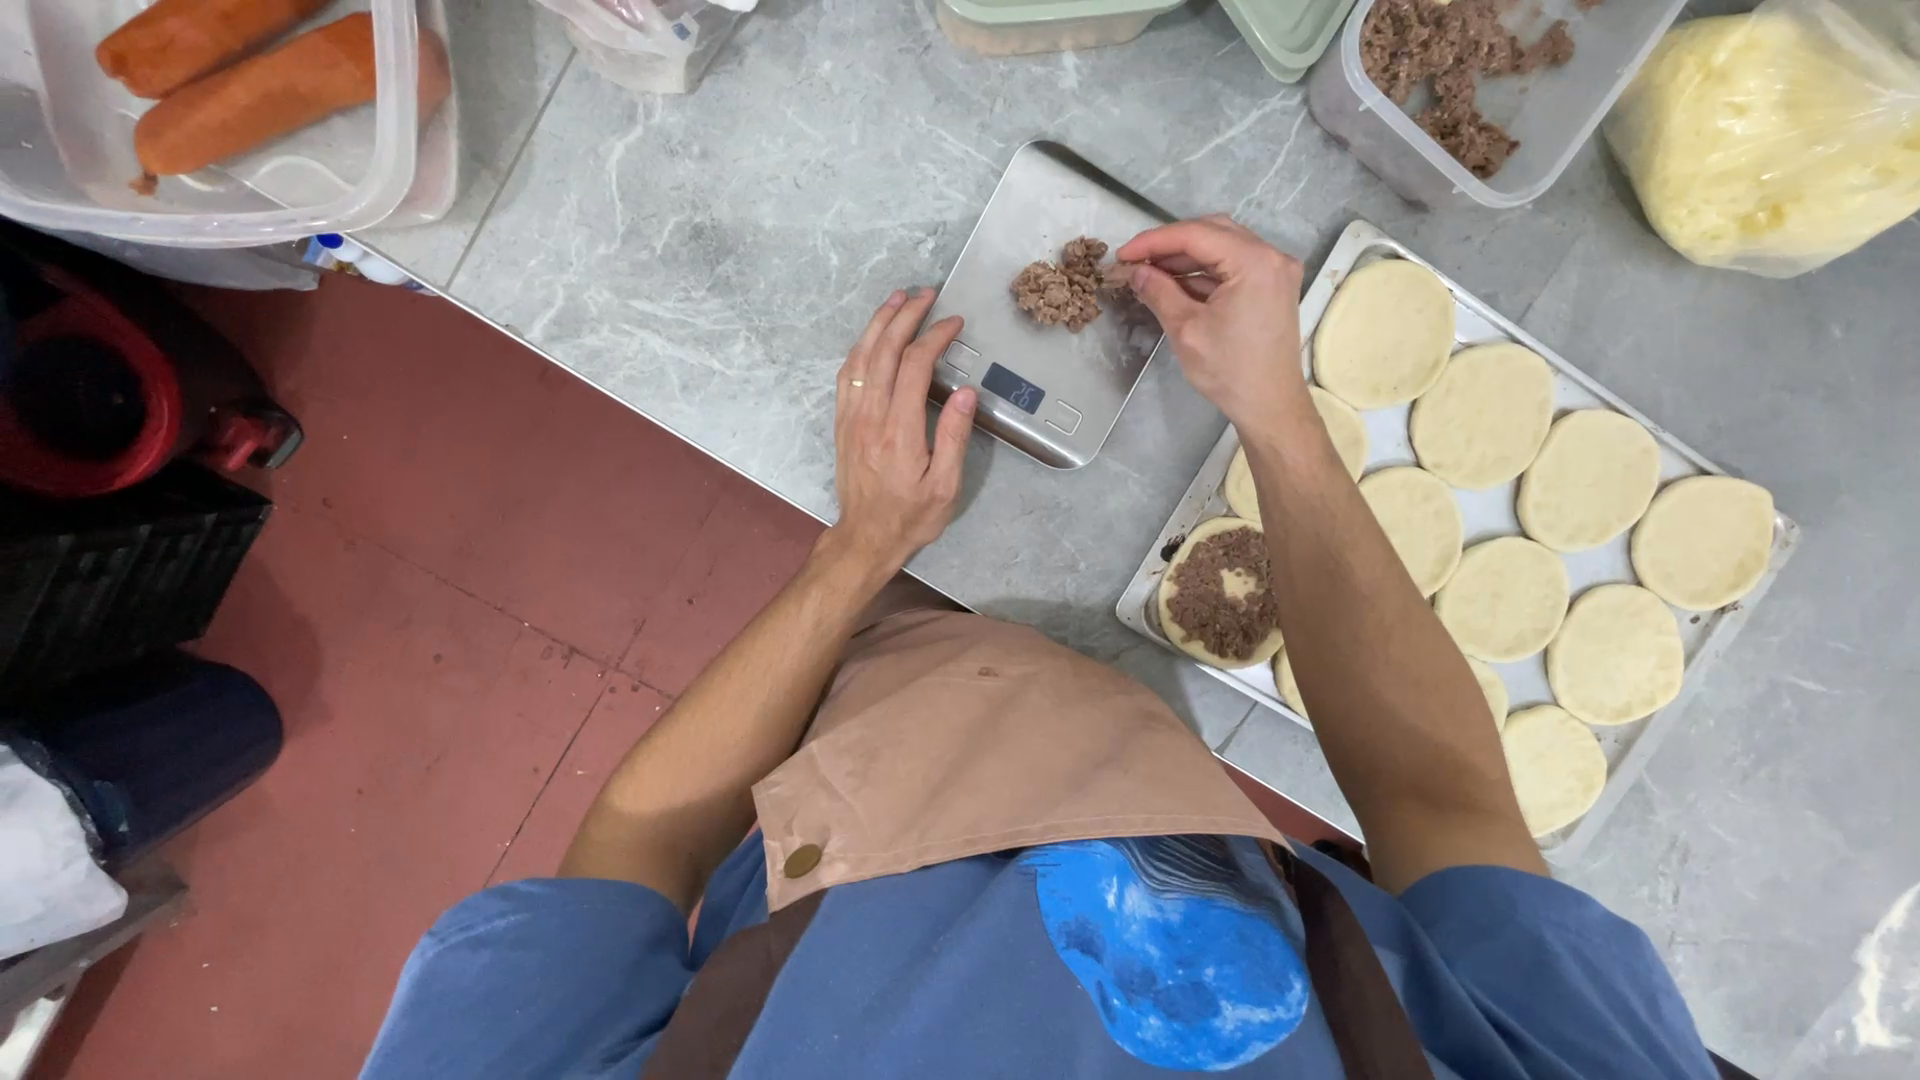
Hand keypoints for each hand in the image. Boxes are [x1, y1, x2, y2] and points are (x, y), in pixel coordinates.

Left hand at [825, 288, 976, 576]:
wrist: (865, 538)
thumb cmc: (910, 517)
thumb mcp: (945, 487)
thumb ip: (955, 437)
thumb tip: (965, 393)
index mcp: (900, 431)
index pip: (916, 367)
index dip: (935, 337)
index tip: (954, 323)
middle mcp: (871, 417)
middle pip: (885, 351)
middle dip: (905, 316)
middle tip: (926, 294)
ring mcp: (851, 418)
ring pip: (860, 357)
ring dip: (879, 324)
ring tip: (897, 299)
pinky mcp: (842, 423)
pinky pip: (846, 375)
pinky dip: (860, 348)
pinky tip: (872, 337)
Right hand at [1118, 216, 1307, 431]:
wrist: (1269, 403)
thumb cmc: (1229, 370)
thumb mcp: (1186, 329)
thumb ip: (1159, 292)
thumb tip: (1136, 272)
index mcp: (1254, 262)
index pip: (1196, 235)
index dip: (1154, 241)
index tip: (1123, 254)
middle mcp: (1271, 257)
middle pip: (1213, 232)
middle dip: (1170, 244)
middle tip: (1137, 261)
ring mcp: (1276, 271)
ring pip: (1224, 247)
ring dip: (1187, 258)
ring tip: (1152, 272)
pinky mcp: (1273, 287)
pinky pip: (1234, 266)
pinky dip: (1205, 272)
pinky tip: (1178, 284)